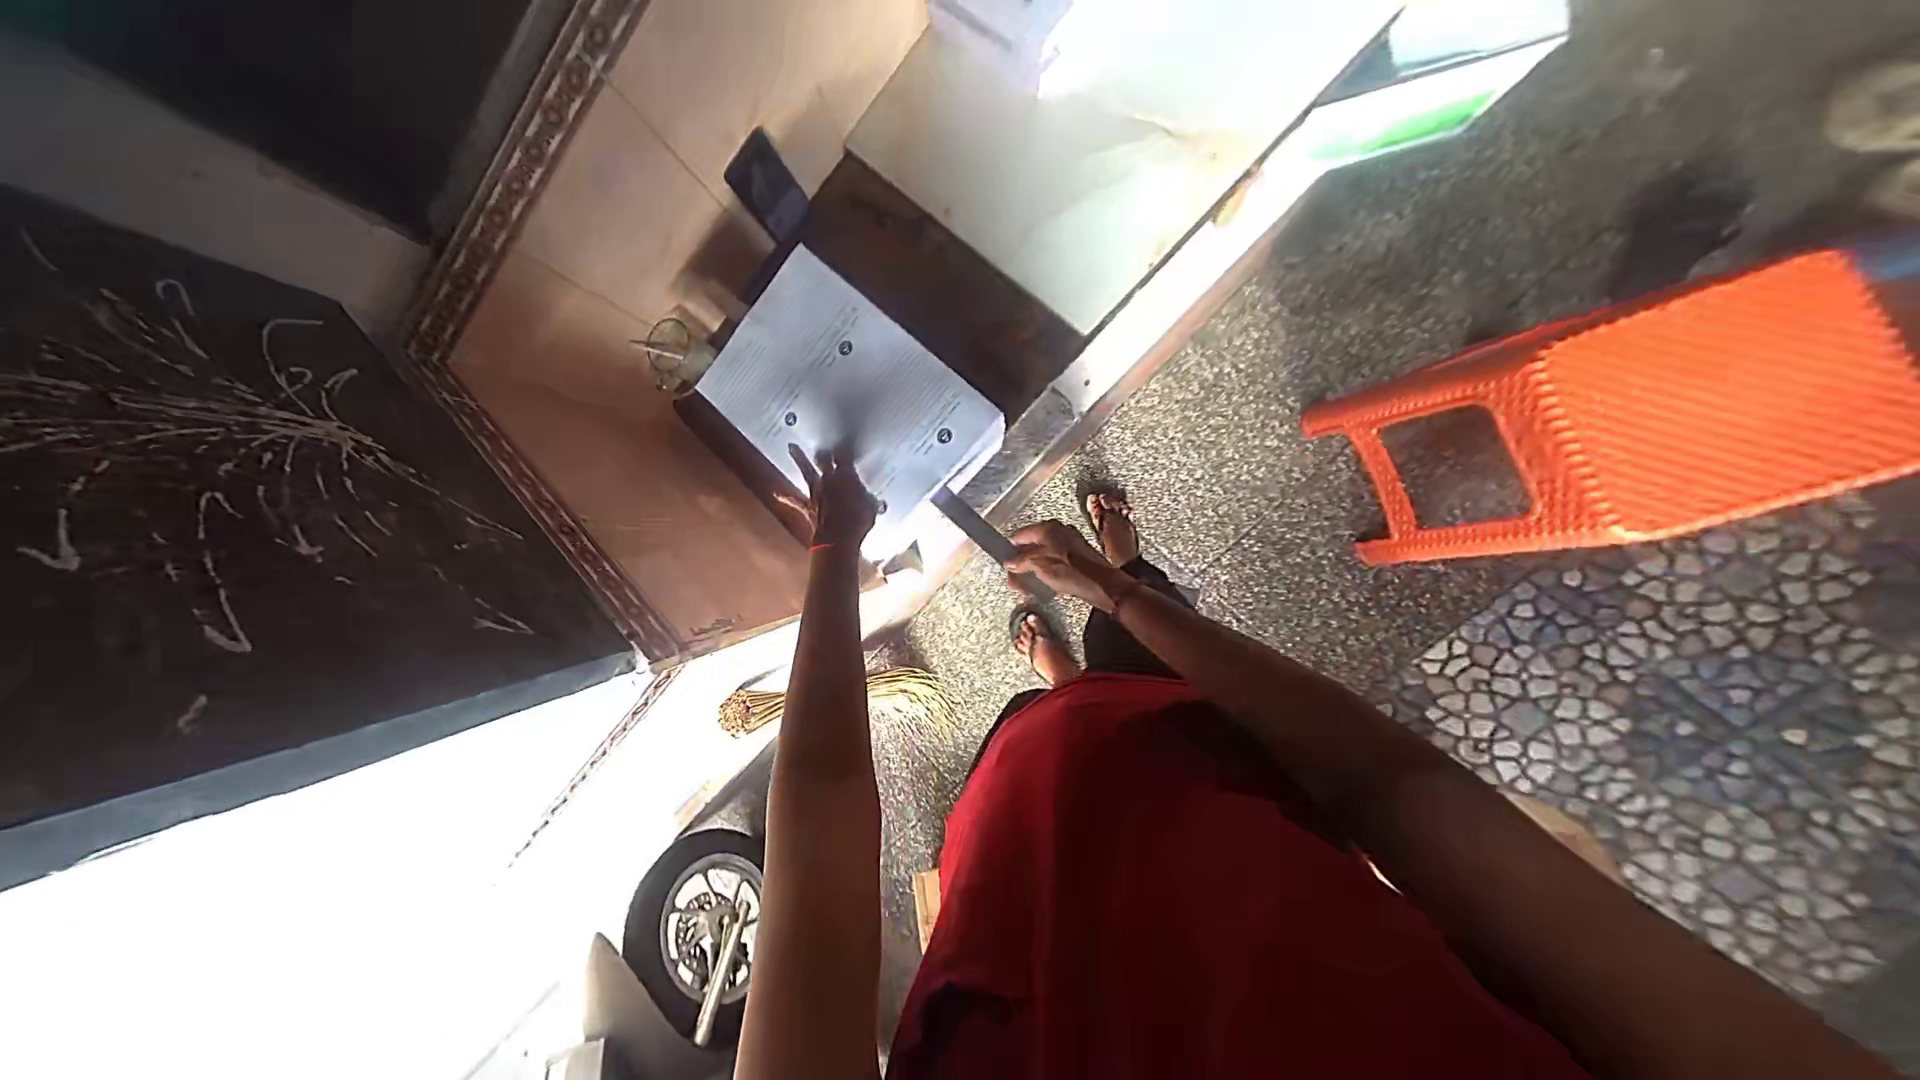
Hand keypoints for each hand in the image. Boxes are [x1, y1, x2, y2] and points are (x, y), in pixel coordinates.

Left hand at [777, 443, 876, 549]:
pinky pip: (795, 500)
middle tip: (822, 448)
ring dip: (799, 459)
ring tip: (791, 447)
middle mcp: (829, 479)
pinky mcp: (808, 506)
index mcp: (846, 476)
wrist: (838, 537)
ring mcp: (816, 492)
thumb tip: (874, 502)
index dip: (844, 448)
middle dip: (823, 453)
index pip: (845, 456)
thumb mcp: (871, 508)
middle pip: (823, 459)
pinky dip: (786, 497)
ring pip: (807, 472)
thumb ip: (870, 501)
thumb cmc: (858, 521)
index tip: (845, 444)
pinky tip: (777, 493)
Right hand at [1004, 521, 1132, 611]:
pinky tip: (1042, 586)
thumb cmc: (1070, 570)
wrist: (1101, 584)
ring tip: (1026, 588)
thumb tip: (1009, 561)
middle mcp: (1059, 532)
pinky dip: (1045, 574)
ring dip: (1031, 572)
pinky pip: (1054, 564)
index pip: (1021, 534)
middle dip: (1020, 564)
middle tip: (1014, 580)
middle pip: (1031, 547)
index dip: (1010, 548)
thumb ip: (1021, 561)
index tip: (1004, 560)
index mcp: (1048, 528)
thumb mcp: (1038, 564)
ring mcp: (1068, 545)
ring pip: (1042, 557)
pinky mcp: (1076, 559)